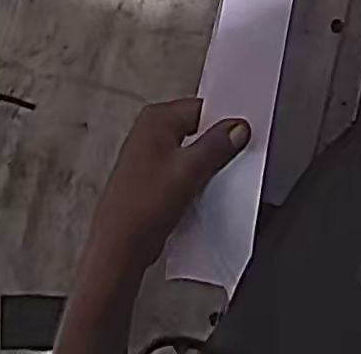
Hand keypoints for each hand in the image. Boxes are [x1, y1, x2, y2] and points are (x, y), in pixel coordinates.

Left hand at [84, 99, 248, 271]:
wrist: (118, 251)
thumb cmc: (142, 207)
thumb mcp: (189, 170)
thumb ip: (217, 145)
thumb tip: (237, 128)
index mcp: (156, 118)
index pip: (201, 108)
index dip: (223, 121)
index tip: (243, 134)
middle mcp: (149, 131)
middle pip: (196, 128)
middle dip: (215, 143)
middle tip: (234, 155)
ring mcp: (148, 155)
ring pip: (190, 150)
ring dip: (205, 163)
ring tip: (217, 176)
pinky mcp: (151, 178)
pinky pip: (181, 169)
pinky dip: (194, 177)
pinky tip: (203, 191)